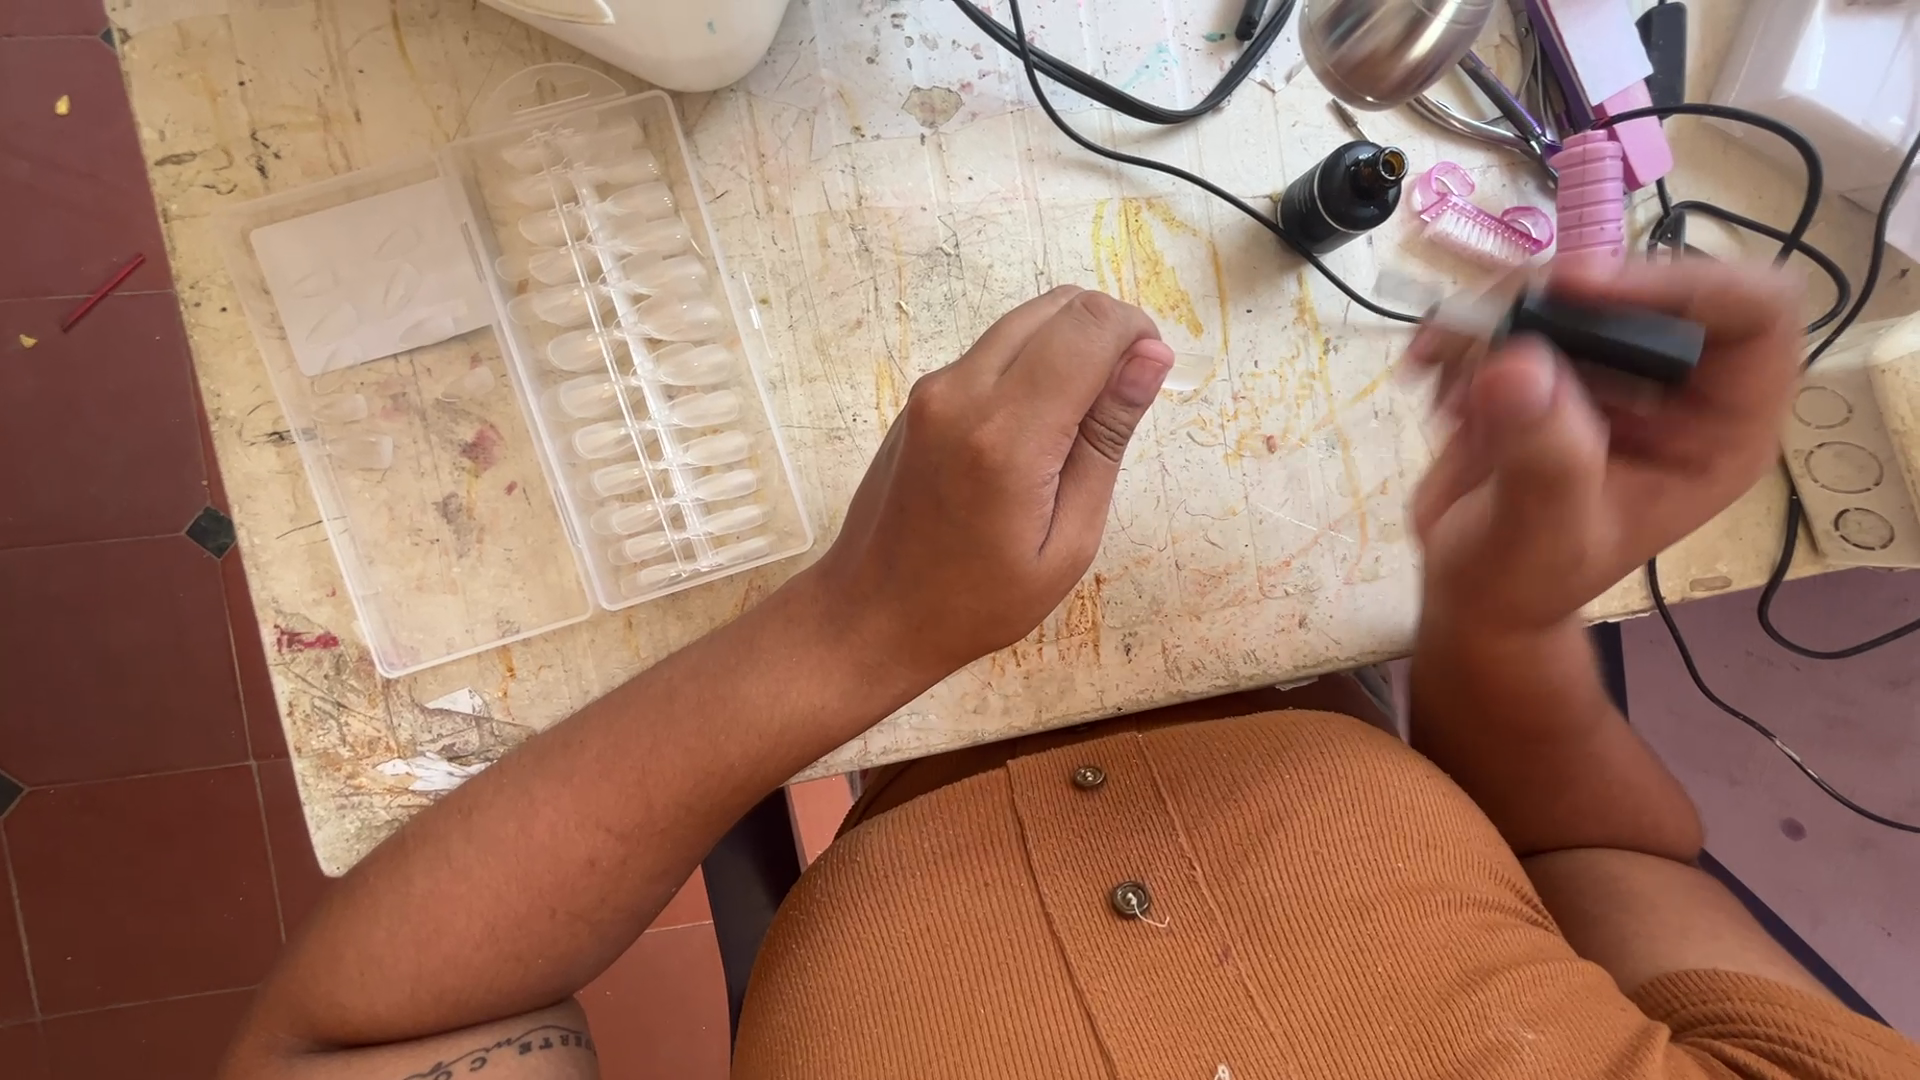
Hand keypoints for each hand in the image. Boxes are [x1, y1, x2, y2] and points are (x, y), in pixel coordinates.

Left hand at [802, 286, 1172, 681]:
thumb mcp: (1068, 540)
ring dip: (1066, 349)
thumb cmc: (980, 600)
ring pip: (1022, 323)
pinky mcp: (917, 399)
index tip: (1149, 377)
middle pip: (1057, 307)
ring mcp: (930, 391)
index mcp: (1007, 435)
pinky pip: (989, 353)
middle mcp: (961, 392)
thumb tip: (1151, 358)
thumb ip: (1106, 440)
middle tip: (1117, 404)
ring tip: (1074, 426)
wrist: (874, 613)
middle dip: (1106, 334)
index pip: (1090, 325)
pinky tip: (1028, 435)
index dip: (1137, 335)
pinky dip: (1028, 367)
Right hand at [1407, 260, 1802, 632]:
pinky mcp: (1528, 377)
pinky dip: (1451, 339)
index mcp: (1713, 424)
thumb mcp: (1541, 529)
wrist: (1469, 589)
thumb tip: (1512, 363)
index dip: (1675, 286)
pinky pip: (1496, 322)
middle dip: (1543, 304)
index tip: (1571, 290)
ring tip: (1436, 376)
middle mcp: (1661, 386)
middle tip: (1472, 334)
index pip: (1748, 313)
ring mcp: (1590, 377)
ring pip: (1554, 296)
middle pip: (1631, 290)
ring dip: (1482, 322)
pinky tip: (1426, 379)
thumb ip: (1541, 453)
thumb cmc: (1523, 577)